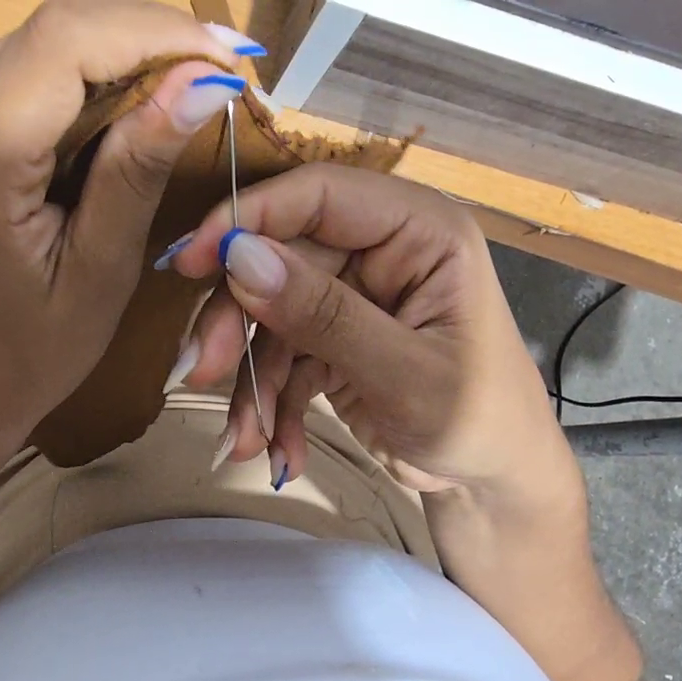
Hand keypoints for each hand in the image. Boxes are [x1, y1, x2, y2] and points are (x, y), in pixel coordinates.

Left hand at [0, 1, 258, 468]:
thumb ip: (138, 170)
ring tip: (183, 85)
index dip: (153, 30)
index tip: (223, 57)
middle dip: (140, 35)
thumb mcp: (101, 273)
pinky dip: (83, 78)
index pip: (66, 42)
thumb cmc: (38, 354)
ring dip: (115, 51)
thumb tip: (201, 82)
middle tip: (213, 70)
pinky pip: (22, 76)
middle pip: (50, 29)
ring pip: (37, 44)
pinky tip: (130, 105)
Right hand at [161, 165, 575, 500]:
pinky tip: (279, 454)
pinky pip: (283, 365)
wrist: (491, 483)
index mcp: (419, 232)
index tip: (190, 263)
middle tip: (200, 375)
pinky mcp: (333, 346)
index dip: (247, 220)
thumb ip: (324, 315)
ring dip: (252, 386)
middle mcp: (381, 255)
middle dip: (238, 327)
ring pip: (270, 322)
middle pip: (280, 264)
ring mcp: (353, 302)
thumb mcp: (403, 373)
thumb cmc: (477, 422)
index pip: (318, 198)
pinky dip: (272, 409)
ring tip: (245, 444)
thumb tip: (241, 258)